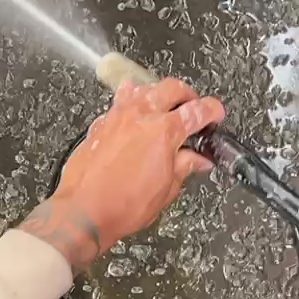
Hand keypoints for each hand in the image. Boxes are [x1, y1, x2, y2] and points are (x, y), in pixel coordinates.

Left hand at [18, 77, 224, 269]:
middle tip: (192, 107)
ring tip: (163, 106)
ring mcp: (117, 117)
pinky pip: (118, 102)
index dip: (212, 110)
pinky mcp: (99, 124)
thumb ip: (184, 167)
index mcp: (164, 132)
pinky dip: (131, 103)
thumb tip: (198, 159)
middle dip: (186, 94)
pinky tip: (133, 115)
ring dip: (157, 93)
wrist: (83, 210)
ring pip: (142, 88)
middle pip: (170, 88)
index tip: (215, 114)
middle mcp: (140, 116)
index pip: (197, 110)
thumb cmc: (121, 205)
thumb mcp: (165, 190)